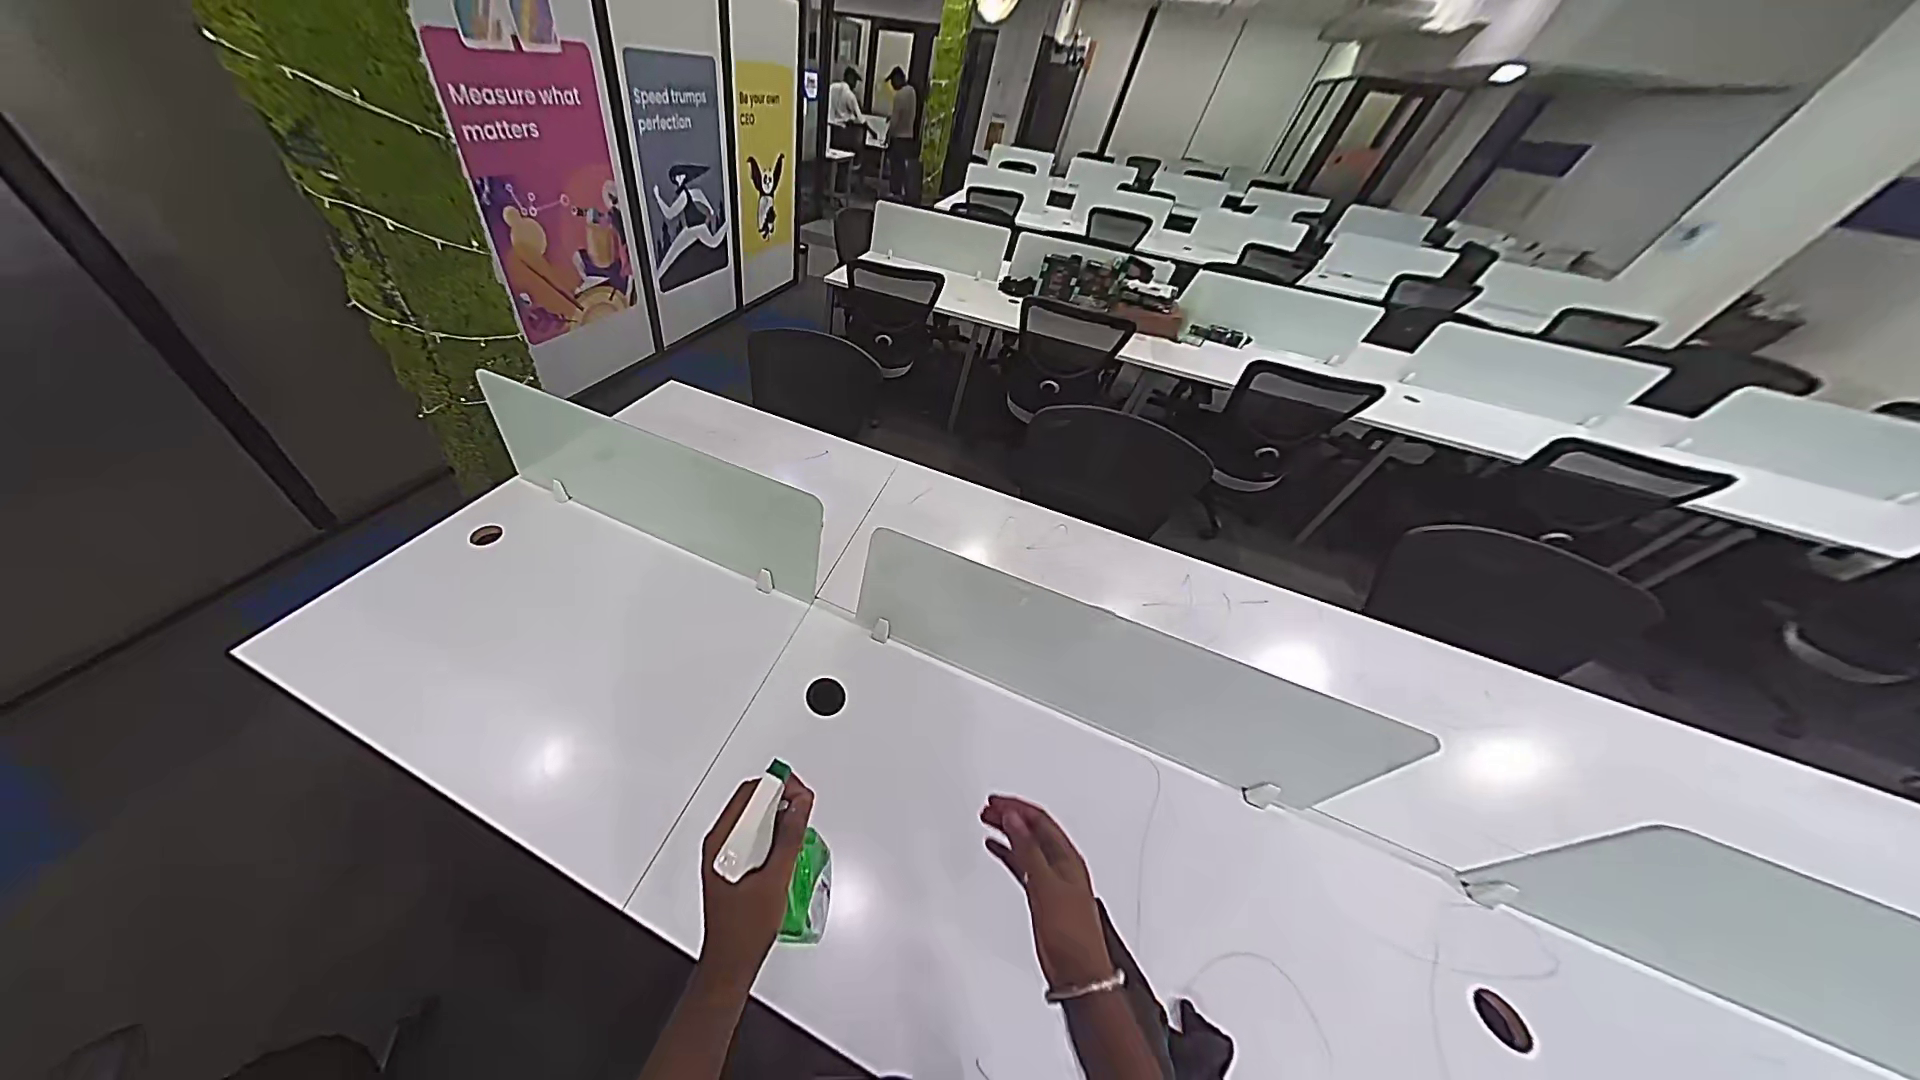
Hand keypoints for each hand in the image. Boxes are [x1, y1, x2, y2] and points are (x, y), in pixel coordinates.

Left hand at [698, 773, 813, 980]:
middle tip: (806, 807)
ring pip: (755, 816)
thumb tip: (800, 803)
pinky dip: (774, 830)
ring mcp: (725, 854)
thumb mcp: (774, 879)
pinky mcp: (734, 864)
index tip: (802, 794)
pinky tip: (789, 845)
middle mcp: (719, 843)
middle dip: (782, 797)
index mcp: (721, 842)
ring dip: (780, 814)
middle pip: (752, 801)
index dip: (778, 785)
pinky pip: (756, 833)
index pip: (751, 793)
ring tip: (800, 826)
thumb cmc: (747, 928)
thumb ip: (789, 838)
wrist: (731, 965)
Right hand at [981, 795, 1113, 991]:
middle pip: (1032, 829)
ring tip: (989, 820)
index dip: (1017, 807)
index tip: (996, 801)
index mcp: (1067, 857)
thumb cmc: (1073, 933)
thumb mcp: (1046, 885)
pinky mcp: (1042, 895)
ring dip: (1008, 831)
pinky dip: (1008, 853)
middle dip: (1011, 815)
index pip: (1039, 820)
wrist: (1078, 973)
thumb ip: (1028, 851)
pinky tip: (997, 848)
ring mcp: (1051, 879)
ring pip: (1026, 844)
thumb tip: (1015, 819)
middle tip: (989, 807)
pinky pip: (1022, 864)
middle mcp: (1060, 864)